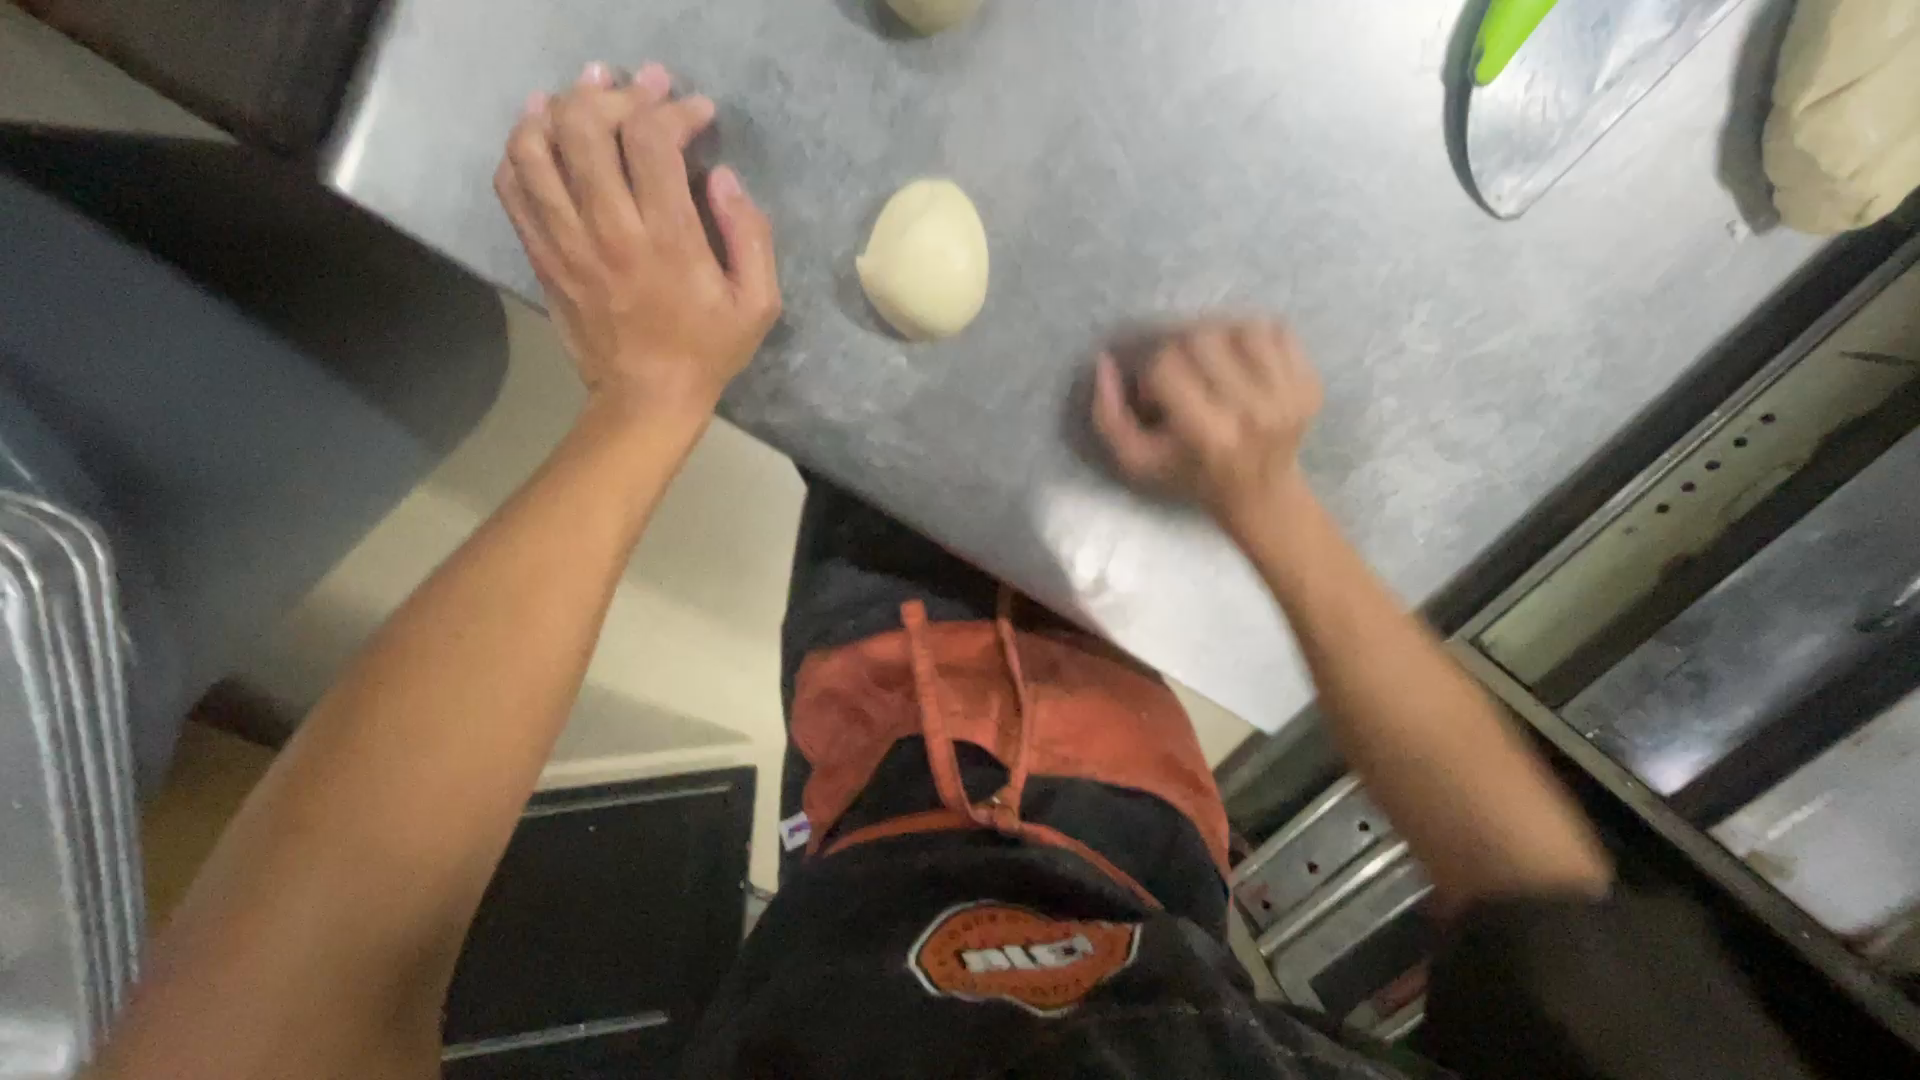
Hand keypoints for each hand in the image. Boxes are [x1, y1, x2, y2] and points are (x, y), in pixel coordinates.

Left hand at [495, 63, 780, 420]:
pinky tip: (542, 133)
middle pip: (587, 127)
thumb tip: (722, 177)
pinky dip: (522, 146)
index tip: (694, 111)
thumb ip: (750, 235)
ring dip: (560, 107)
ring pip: (538, 145)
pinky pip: (513, 183)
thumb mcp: (758, 304)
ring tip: (584, 98)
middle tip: (638, 89)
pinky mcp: (541, 254)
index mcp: (669, 241)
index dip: (673, 110)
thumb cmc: (708, 351)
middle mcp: (610, 230)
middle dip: (615, 93)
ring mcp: (566, 241)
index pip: (653, 141)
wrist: (646, 399)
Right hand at [1092, 319, 1323, 537]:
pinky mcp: (1309, 384)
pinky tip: (1244, 362)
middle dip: (1183, 349)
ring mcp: (1287, 396)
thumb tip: (1105, 361)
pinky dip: (1255, 337)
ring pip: (1241, 327)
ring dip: (1219, 338)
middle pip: (1203, 338)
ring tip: (1214, 364)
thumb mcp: (1137, 459)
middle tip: (1184, 375)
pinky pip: (1276, 330)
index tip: (1157, 397)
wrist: (1259, 492)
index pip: (1166, 364)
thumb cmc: (1189, 474)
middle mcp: (1251, 412)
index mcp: (1207, 433)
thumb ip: (1109, 415)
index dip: (1152, 374)